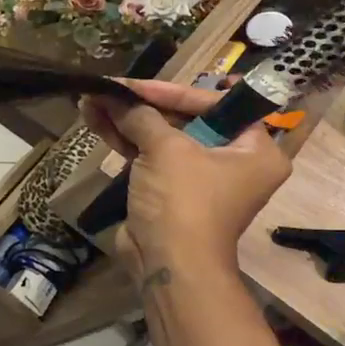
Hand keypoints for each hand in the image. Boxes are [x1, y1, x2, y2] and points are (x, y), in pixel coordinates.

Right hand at [79, 80, 291, 278]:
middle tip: (108, 90)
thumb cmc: (184, 201)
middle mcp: (231, 161)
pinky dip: (123, 139)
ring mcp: (198, 177)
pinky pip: (147, 155)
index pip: (217, 105)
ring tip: (90, 101)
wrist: (169, 260)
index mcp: (254, 150)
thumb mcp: (167, 150)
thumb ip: (142, 117)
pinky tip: (94, 121)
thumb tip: (114, 96)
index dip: (172, 92)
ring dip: (125, 119)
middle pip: (185, 120)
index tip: (133, 85)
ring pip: (160, 137)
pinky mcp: (168, 190)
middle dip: (142, 105)